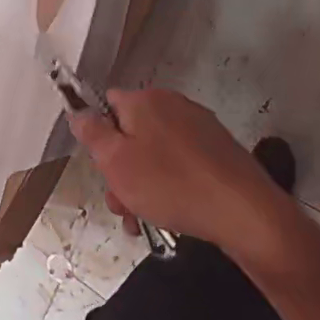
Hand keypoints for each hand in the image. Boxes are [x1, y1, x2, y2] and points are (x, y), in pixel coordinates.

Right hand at [68, 88, 296, 255]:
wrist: (240, 210)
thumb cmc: (171, 185)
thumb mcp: (116, 162)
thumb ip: (92, 133)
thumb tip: (79, 112)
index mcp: (146, 101)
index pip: (106, 106)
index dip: (97, 138)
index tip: (101, 168)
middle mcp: (174, 106)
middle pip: (131, 135)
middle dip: (120, 172)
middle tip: (122, 203)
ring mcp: (199, 128)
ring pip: (154, 155)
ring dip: (141, 186)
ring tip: (143, 219)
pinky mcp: (217, 151)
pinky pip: (179, 166)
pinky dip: (169, 187)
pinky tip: (169, 214)